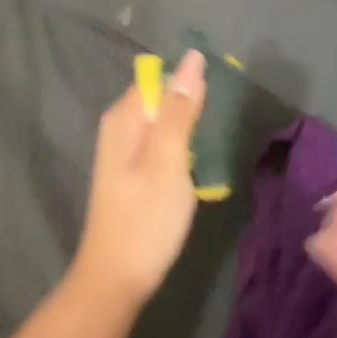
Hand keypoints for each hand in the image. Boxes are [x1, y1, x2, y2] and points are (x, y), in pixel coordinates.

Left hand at [70, 50, 206, 304]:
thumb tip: (192, 59)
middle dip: (192, 109)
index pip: (160, 78)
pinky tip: (195, 172)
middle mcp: (119, 127)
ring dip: (189, 134)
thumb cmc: (146, 218)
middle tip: (218, 133)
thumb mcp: (168, 160)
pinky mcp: (133, 174)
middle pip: (162, 100)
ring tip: (210, 153)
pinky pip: (162, 147)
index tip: (219, 104)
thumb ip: (180, 109)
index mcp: (123, 117)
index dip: (190, 83)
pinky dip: (181, 154)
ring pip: (165, 125)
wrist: (117, 278)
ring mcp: (124, 151)